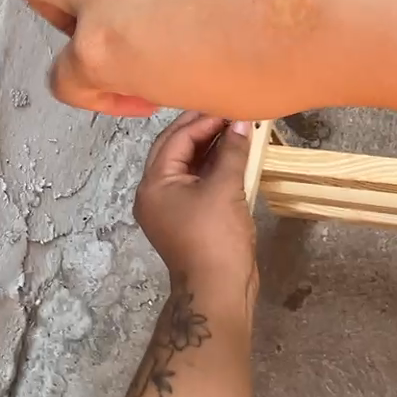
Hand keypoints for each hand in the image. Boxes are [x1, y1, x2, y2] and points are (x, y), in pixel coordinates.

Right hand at [9, 0, 339, 118]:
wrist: (330, 1)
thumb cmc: (276, 66)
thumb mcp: (205, 97)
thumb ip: (159, 76)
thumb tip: (163, 64)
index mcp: (104, 49)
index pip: (65, 77)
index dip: (99, 96)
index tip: (138, 95)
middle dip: (54, 6)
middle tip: (102, 25)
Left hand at [134, 112, 257, 297]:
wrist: (217, 290)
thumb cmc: (215, 238)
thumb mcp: (225, 189)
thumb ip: (232, 151)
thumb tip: (243, 122)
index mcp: (153, 184)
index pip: (174, 139)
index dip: (202, 120)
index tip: (228, 106)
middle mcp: (155, 193)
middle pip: (176, 150)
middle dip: (203, 130)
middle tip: (230, 112)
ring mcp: (171, 208)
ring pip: (188, 166)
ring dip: (211, 148)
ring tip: (236, 128)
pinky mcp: (188, 219)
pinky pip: (198, 183)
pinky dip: (215, 168)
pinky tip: (235, 155)